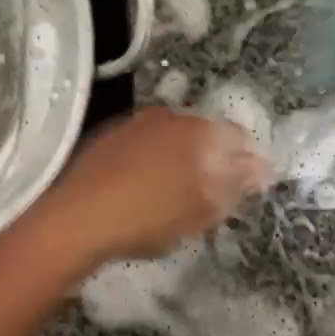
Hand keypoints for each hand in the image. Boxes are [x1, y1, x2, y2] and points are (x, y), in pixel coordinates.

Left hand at [25, 107, 269, 266]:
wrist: (74, 219)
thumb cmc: (147, 216)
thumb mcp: (202, 209)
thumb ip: (235, 183)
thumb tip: (260, 167)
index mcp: (195, 128)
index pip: (236, 137)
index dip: (246, 164)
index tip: (243, 192)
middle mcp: (164, 116)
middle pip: (201, 136)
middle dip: (212, 163)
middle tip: (210, 200)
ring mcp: (130, 125)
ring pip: (168, 142)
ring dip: (179, 165)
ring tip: (175, 202)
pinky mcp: (104, 141)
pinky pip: (140, 150)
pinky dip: (149, 167)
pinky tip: (141, 194)